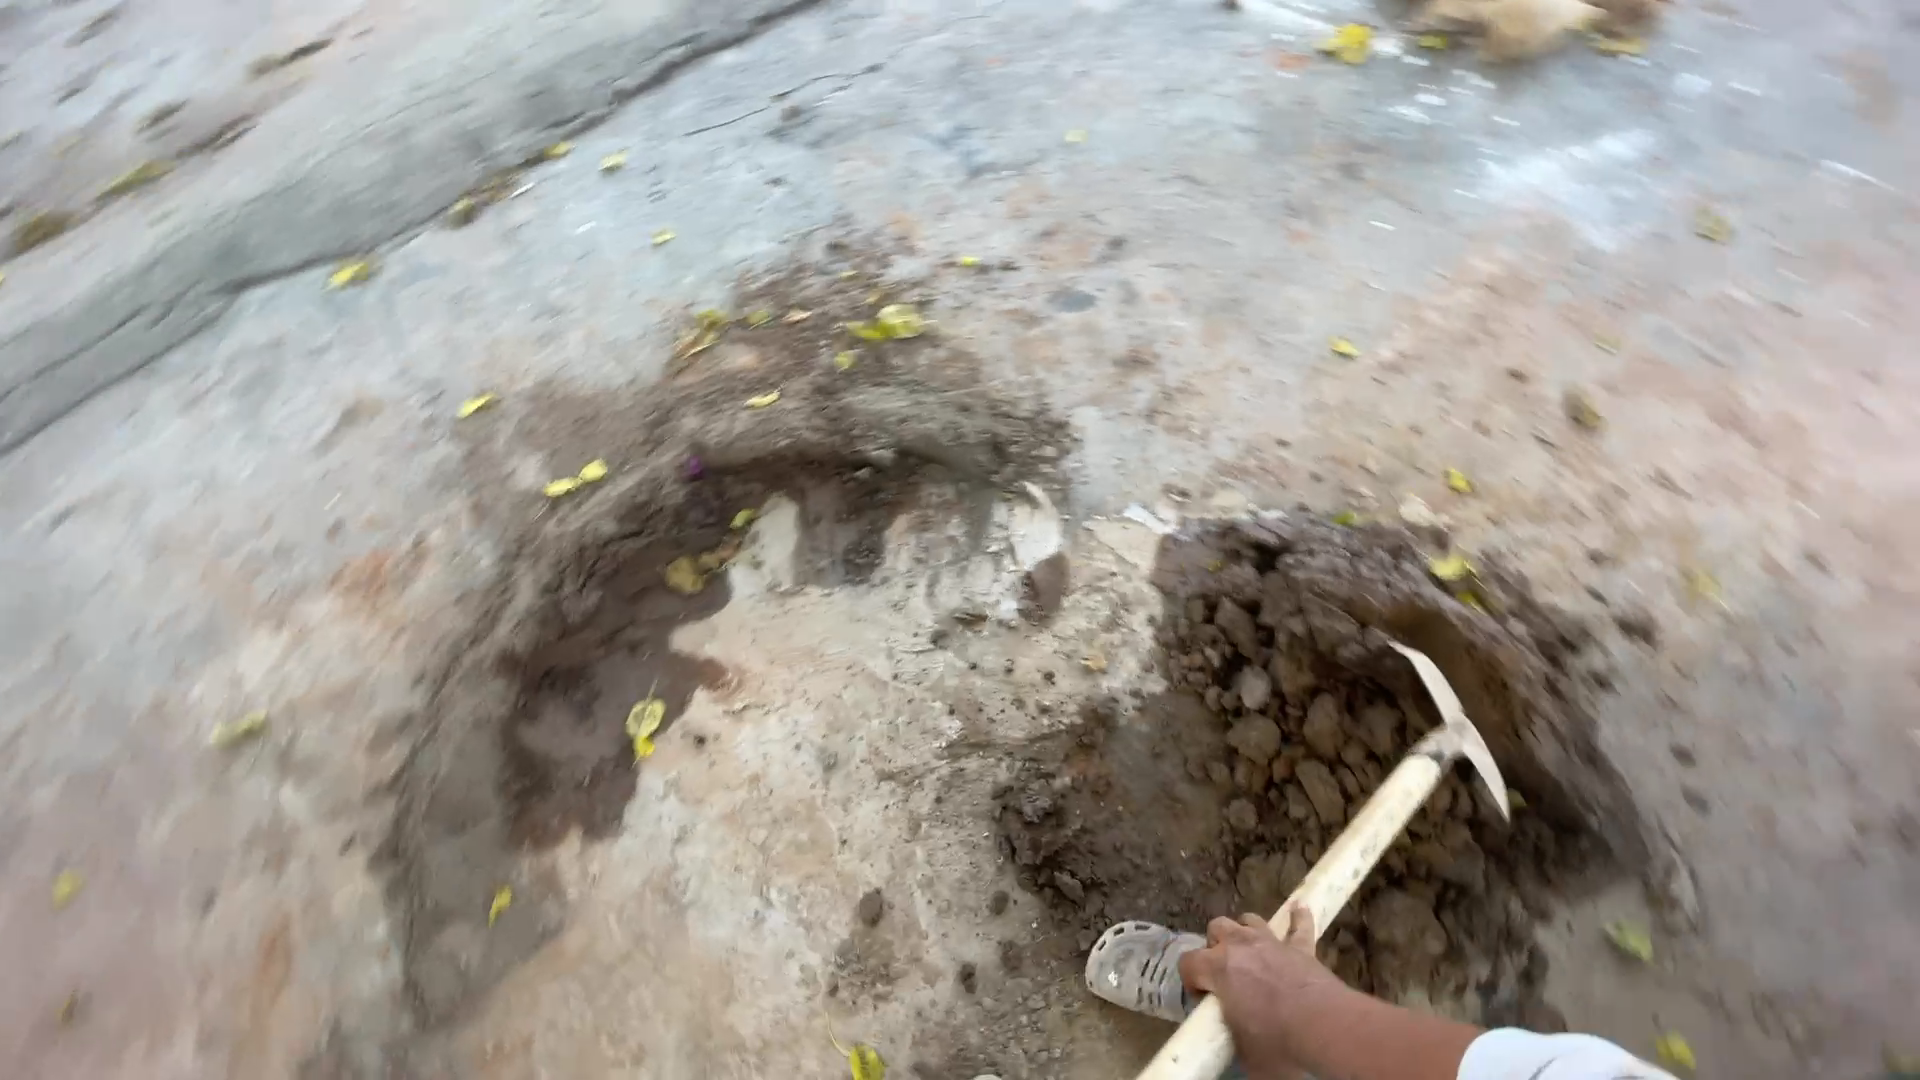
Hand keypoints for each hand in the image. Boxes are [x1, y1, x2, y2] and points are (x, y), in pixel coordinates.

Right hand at [1176, 906, 1349, 1078]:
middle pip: (1216, 928)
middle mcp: (1239, 945)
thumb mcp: (1244, 1051)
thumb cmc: (1277, 1040)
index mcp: (1217, 967)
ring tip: (1248, 948)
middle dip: (1216, 946)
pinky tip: (1300, 909)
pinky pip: (1299, 927)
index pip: (1188, 963)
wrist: (1322, 1025)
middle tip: (1224, 972)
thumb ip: (1231, 1035)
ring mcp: (1270, 942)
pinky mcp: (1300, 948)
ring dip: (1245, 931)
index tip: (1202, 999)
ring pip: (1249, 920)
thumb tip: (1234, 1042)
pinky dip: (1298, 919)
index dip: (1191, 980)